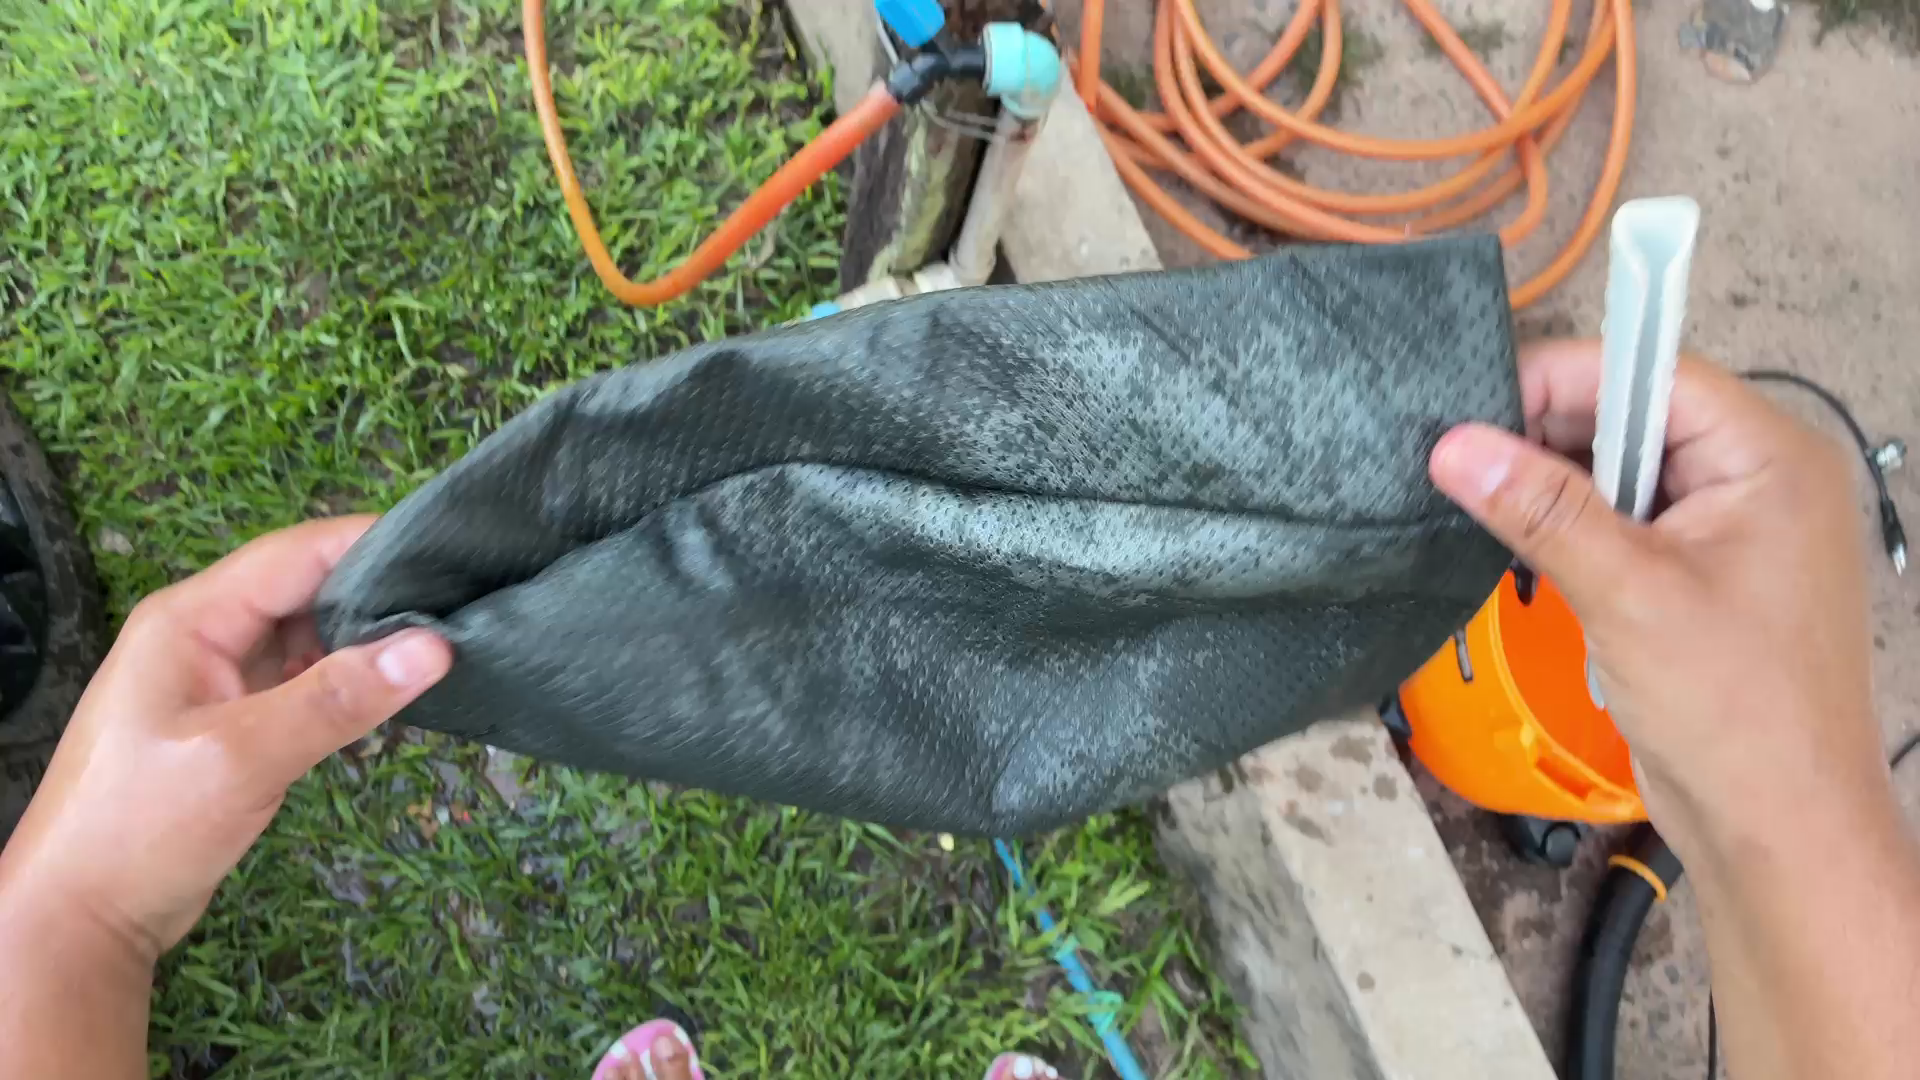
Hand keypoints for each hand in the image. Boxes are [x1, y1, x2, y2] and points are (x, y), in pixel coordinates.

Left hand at [0, 517, 451, 960]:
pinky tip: (412, 675)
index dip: (378, 541)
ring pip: (324, 625)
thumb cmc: (142, 827)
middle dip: (390, 584)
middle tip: (469, 592)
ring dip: (383, 627)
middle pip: (317, 582)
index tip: (455, 549)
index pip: (302, 552)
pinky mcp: (254, 705)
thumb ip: (341, 698)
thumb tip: (437, 646)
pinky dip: (367, 666)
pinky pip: (322, 665)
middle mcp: (214, 630)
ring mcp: (233, 669)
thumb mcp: (245, 755)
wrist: (84, 919)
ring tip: (456, 626)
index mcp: (195, 618)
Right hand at [1428, 340, 1886, 860]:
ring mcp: (1707, 519)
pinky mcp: (1673, 559)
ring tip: (1474, 499)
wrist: (1766, 812)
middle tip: (1456, 461)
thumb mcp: (1626, 591)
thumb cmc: (1728, 702)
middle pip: (1621, 412)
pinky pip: (1599, 508)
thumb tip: (1453, 445)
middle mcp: (1742, 474)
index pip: (1648, 373)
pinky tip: (1507, 534)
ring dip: (1537, 478)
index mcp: (1765, 458)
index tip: (1468, 412)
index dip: (1557, 380)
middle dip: (1536, 431)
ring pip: (1602, 461)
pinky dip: (1548, 514)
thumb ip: (1541, 509)